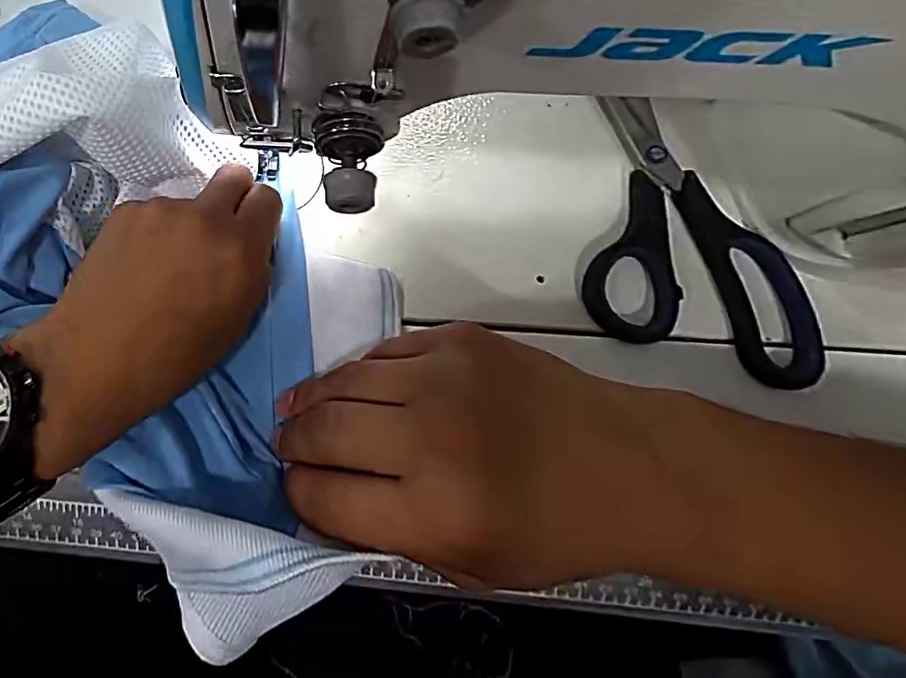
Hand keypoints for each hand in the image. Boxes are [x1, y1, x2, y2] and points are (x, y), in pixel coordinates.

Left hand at [9, 164, 280, 478]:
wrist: (94, 360)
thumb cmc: (172, 358)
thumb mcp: (235, 321)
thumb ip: (251, 271)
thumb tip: (251, 245)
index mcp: (239, 250)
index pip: (267, 198)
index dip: (260, 212)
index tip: (251, 225)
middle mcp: (205, 220)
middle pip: (233, 176)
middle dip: (232, 196)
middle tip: (217, 228)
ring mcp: (162, 210)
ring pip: (188, 201)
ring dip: (185, 223)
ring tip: (161, 265)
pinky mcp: (127, 211)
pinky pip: (153, 212)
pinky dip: (151, 231)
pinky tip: (135, 264)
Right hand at [275, 322, 722, 589]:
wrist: (623, 460)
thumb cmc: (554, 528)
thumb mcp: (475, 565)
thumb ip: (395, 536)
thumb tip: (328, 500)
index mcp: (438, 510)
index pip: (330, 498)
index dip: (299, 493)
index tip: (291, 485)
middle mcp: (432, 436)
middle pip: (327, 431)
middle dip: (292, 441)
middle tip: (282, 442)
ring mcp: (443, 375)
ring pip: (346, 380)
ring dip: (311, 397)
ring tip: (294, 407)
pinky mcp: (457, 339)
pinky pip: (384, 351)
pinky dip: (359, 370)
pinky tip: (349, 383)